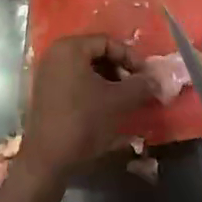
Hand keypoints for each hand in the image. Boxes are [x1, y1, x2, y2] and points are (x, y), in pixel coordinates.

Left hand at [20, 34, 155, 179]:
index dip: (131, 58)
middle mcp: (55, 53)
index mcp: (70, 47)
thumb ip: (140, 86)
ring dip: (108, 81)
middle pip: (96, 54)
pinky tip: (105, 108)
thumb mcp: (117, 102)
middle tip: (136, 88)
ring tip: (124, 100)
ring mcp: (47, 72)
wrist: (47, 159)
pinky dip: (92, 89)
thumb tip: (157, 79)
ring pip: (86, 69)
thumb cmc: (83, 122)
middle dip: (120, 70)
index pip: (107, 42)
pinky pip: (74, 81)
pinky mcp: (45, 91)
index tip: (146, 77)